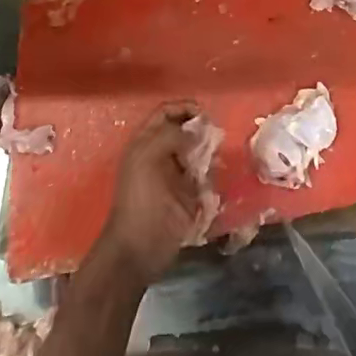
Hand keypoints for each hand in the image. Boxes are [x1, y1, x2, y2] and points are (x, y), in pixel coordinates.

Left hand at [86, 104, 201, 291]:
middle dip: (201, 130)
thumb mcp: (147, 158)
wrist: (139, 247)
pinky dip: (212, 175)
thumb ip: (169, 136)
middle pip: (185, 132)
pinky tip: (214, 179)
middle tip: (215, 136)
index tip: (205, 113)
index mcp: (146, 142)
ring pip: (198, 154)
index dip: (184, 108)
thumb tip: (195, 130)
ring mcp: (176, 177)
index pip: (166, 113)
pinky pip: (206, 179)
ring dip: (209, 153)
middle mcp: (161, 155)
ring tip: (215, 159)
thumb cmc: (140, 199)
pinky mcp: (190, 198)